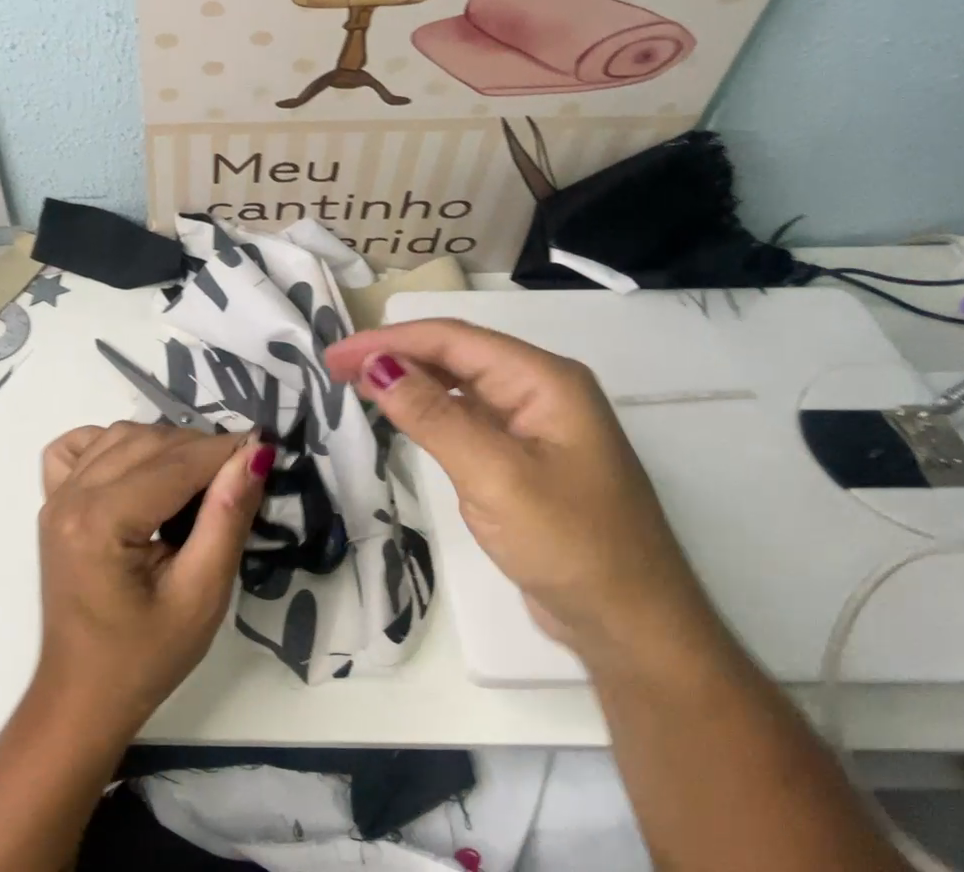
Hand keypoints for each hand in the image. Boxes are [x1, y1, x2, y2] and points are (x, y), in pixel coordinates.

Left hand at [32, 423, 270, 729]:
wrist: (86, 694)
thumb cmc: (147, 657)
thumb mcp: (202, 595)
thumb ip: (226, 518)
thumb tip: (255, 454)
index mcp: (101, 521)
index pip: (176, 462)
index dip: (226, 451)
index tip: (267, 451)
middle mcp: (71, 497)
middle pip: (148, 441)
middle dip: (200, 449)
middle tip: (240, 477)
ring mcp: (55, 497)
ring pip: (119, 437)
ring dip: (165, 444)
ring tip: (203, 479)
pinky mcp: (52, 505)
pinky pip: (78, 448)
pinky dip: (113, 444)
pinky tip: (141, 467)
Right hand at [326, 319, 719, 664]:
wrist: (630, 622)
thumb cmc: (569, 543)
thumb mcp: (494, 475)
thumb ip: (433, 416)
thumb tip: (376, 365)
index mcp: (545, 381)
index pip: (454, 341)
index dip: (389, 341)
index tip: (334, 355)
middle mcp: (541, 392)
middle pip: (457, 356)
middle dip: (395, 355)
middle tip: (334, 368)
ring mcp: (534, 428)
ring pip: (461, 387)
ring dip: (409, 381)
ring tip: (355, 385)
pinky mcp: (524, 462)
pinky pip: (468, 421)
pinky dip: (429, 413)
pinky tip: (402, 416)